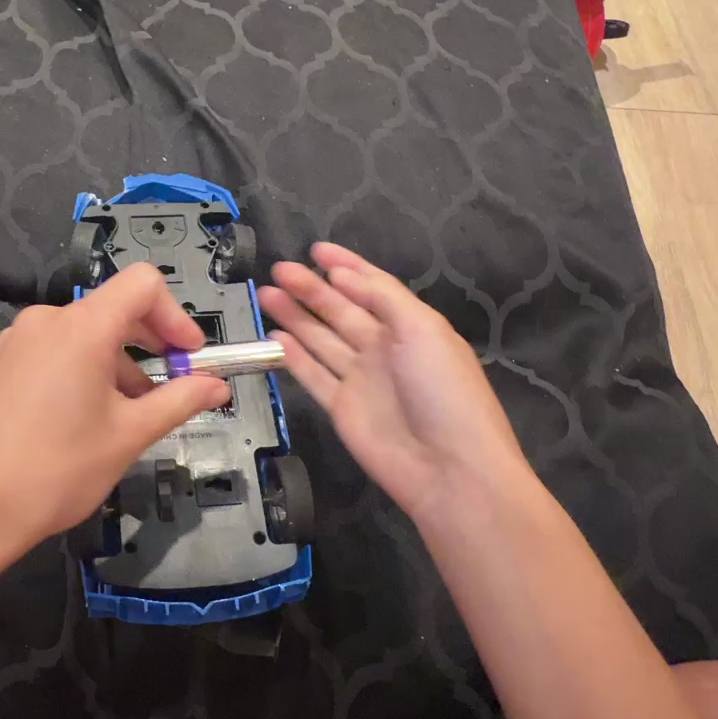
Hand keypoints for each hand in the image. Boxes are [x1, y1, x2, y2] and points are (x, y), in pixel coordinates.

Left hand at [0, 263, 231, 558]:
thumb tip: (217, 386)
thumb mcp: (129, 436)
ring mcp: (19, 340)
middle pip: (115, 307)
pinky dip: (86, 368)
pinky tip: (91, 416)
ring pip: (86, 332)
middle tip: (174, 385)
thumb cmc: (56, 471)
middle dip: (152, 342)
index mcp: (81, 327)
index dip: (177, 315)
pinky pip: (57, 349)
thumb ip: (179, 401)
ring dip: (120, 362)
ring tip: (132, 414)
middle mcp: (47, 321)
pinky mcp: (3, 363)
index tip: (190, 356)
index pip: (143, 284)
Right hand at [259, 242, 527, 521]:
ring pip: (321, 339)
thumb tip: (342, 275)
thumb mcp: (422, 329)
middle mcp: (384, 348)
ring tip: (267, 293)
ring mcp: (361, 379)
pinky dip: (293, 356)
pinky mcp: (341, 408)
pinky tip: (274, 337)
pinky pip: (313, 375)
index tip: (316, 249)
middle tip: (280, 269)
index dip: (346, 266)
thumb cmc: (444, 390)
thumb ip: (382, 296)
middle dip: (311, 288)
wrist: (450, 469)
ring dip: (295, 316)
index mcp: (410, 326)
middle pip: (340, 310)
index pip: (372, 287)